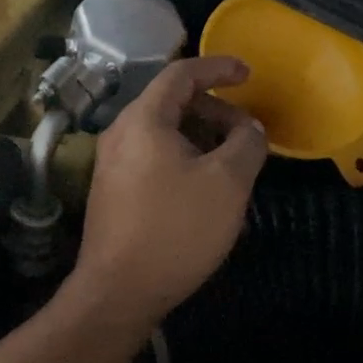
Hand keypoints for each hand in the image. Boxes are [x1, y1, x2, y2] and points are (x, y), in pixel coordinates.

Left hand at [67, 56, 267, 327]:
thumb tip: (250, 129)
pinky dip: (184, 157)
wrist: (116, 294)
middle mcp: (121, 132)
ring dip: (202, 137)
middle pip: (172, 102)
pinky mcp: (113, 191)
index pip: (181, 73)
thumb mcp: (227, 183)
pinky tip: (205, 190)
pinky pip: (153, 156)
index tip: (247, 75)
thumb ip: (246, 144)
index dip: (217, 68)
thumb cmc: (174, 230)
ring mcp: (112, 162)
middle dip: (215, 110)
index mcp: (144, 118)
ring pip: (164, 132)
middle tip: (247, 134)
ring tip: (232, 165)